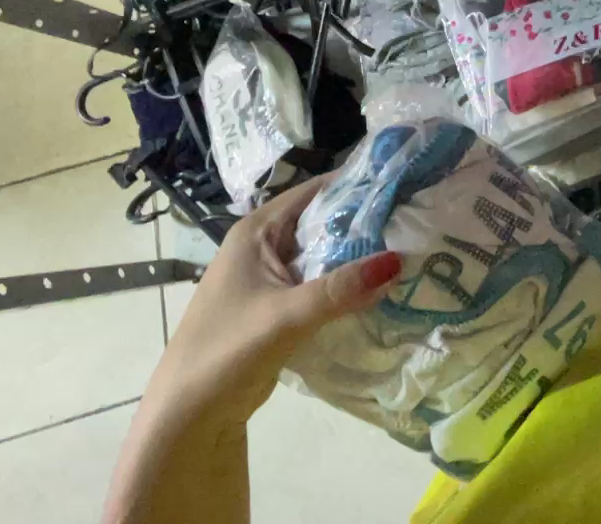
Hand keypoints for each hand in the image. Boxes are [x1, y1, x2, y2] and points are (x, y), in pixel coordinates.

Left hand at [148, 177, 401, 430]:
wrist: (186, 419)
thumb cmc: (225, 353)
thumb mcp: (286, 315)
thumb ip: (341, 288)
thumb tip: (400, 260)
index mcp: (256, 231)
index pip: (314, 191)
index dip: (355, 182)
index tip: (400, 181)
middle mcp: (264, 245)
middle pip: (323, 220)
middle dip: (365, 219)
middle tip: (413, 213)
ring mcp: (272, 276)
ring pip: (325, 252)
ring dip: (360, 253)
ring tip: (409, 243)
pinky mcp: (281, 304)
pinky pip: (323, 280)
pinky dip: (349, 280)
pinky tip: (382, 284)